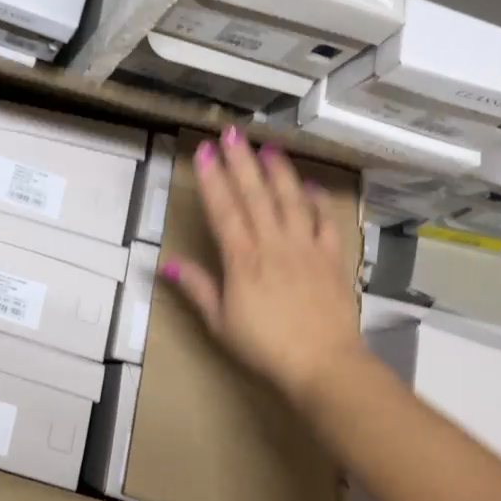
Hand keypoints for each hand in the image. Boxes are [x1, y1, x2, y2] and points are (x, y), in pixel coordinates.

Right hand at [161, 128, 361, 401]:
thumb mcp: (220, 322)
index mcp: (242, 259)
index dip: (212, 179)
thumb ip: (197, 288)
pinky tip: (311, 188)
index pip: (223, 210)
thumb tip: (167, 263)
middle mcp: (273, 245)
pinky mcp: (333, 260)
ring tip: (268, 148)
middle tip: (231, 134)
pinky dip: (318, 203)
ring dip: (278, 172)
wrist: (326, 366)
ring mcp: (306, 249)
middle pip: (255, 196)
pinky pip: (325, 224)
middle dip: (241, 162)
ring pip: (290, 201)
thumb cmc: (266, 347)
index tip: (203, 151)